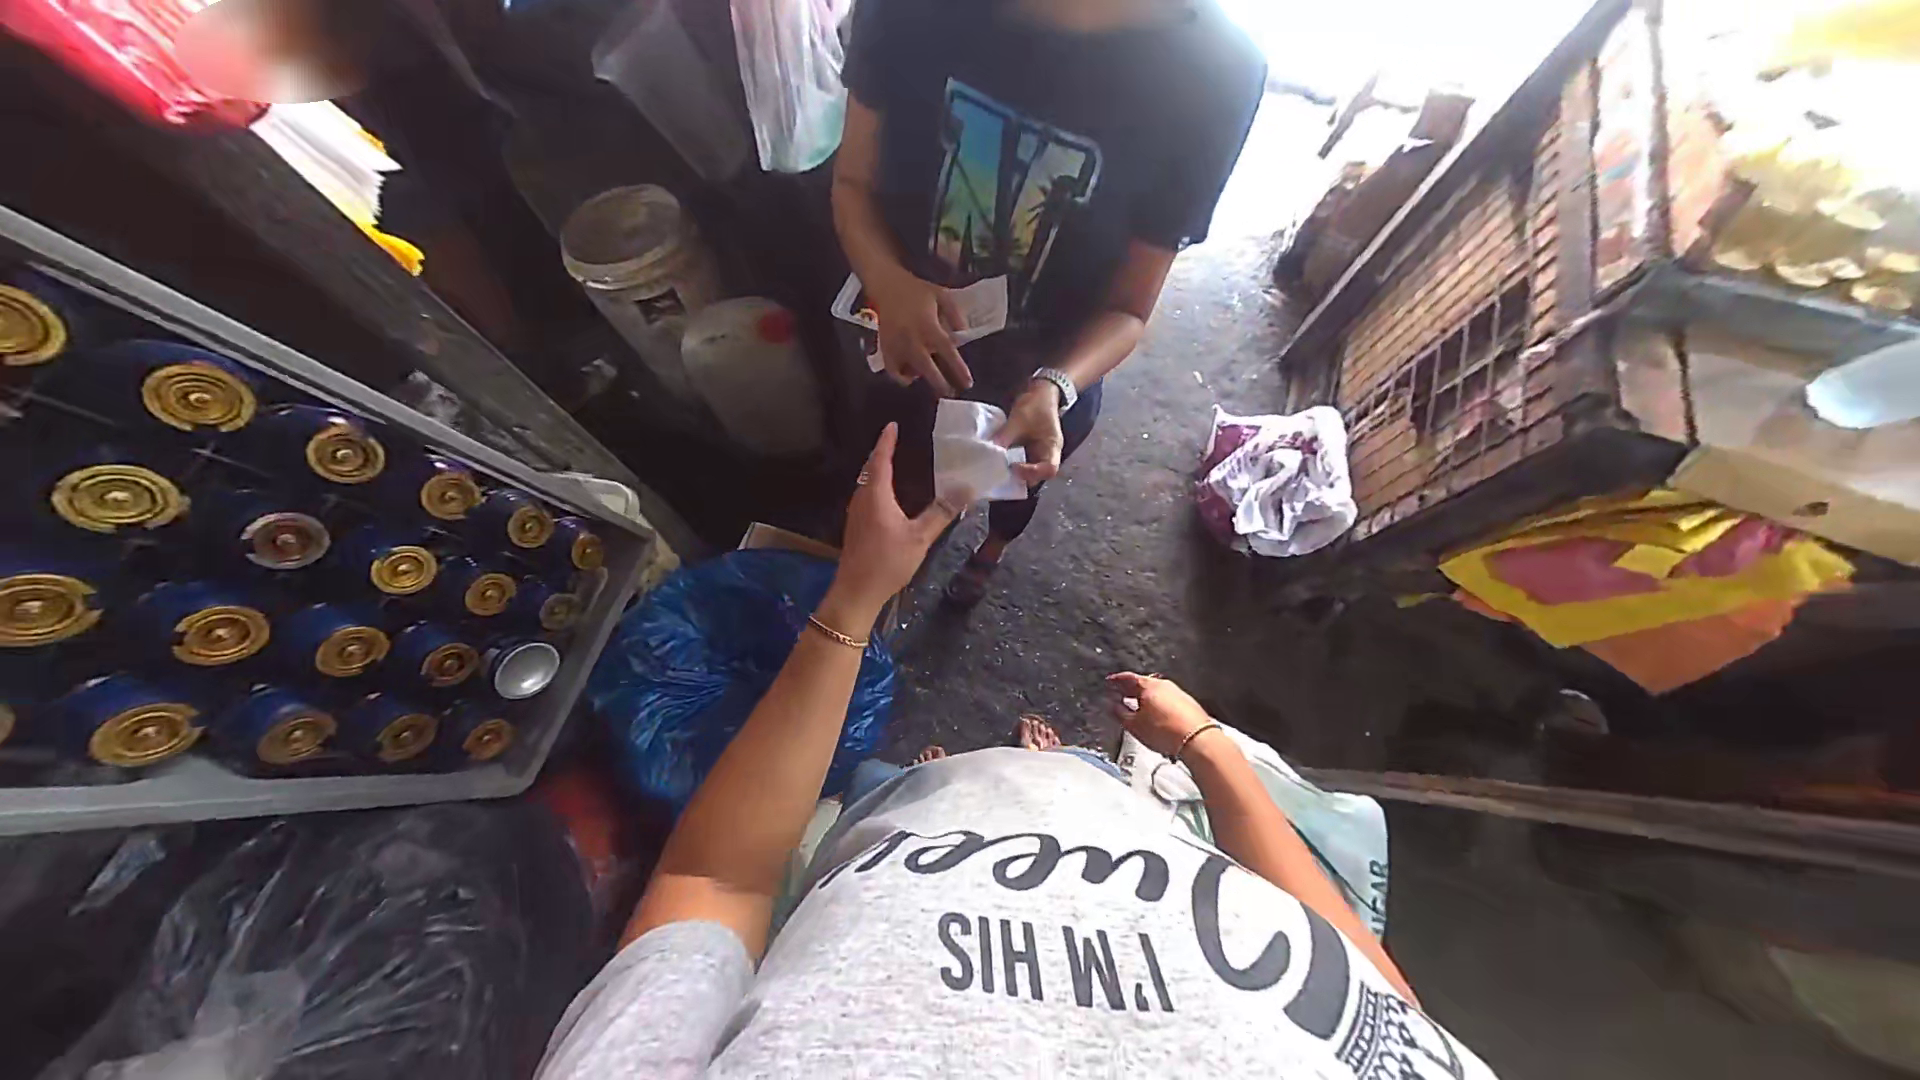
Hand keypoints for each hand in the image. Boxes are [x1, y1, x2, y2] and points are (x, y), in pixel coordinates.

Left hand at [827, 423, 965, 617]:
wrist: (857, 592)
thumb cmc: (887, 562)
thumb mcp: (920, 537)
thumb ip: (942, 511)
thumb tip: (966, 488)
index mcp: (875, 495)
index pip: (880, 459)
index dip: (886, 441)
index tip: (892, 425)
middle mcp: (862, 499)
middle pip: (870, 469)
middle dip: (882, 453)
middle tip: (897, 441)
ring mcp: (856, 514)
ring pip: (866, 483)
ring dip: (878, 470)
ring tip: (895, 463)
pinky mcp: (856, 527)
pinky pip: (866, 496)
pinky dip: (877, 487)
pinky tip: (889, 496)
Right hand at [869, 270, 971, 396]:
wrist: (887, 286)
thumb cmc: (917, 291)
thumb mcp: (942, 296)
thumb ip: (955, 316)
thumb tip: (962, 337)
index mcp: (929, 326)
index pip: (948, 352)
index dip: (959, 369)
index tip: (968, 383)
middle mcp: (912, 339)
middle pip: (929, 369)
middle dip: (941, 384)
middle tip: (951, 393)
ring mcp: (897, 346)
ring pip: (911, 373)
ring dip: (923, 379)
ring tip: (934, 379)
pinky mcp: (885, 348)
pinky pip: (893, 371)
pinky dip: (901, 378)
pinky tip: (910, 377)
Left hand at [992, 380, 1064, 487]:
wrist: (1041, 391)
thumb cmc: (1035, 405)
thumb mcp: (1018, 420)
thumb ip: (1004, 437)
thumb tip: (988, 451)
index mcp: (1052, 447)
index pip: (1049, 470)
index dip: (1032, 472)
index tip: (1014, 466)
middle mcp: (1050, 454)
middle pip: (1040, 476)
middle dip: (1023, 478)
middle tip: (1003, 473)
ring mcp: (1041, 453)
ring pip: (1032, 472)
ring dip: (1018, 474)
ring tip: (1000, 471)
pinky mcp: (1033, 450)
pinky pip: (1025, 463)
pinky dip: (1015, 466)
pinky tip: (1002, 463)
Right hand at [1107, 672, 1217, 759]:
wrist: (1199, 741)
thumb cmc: (1167, 732)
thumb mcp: (1134, 725)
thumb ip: (1120, 713)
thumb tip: (1114, 706)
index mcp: (1148, 685)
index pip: (1127, 678)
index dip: (1116, 681)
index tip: (1110, 682)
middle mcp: (1164, 685)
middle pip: (1142, 684)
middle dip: (1130, 690)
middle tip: (1121, 696)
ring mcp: (1178, 693)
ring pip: (1156, 693)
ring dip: (1145, 699)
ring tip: (1138, 710)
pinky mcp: (1188, 704)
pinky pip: (1168, 701)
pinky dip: (1159, 706)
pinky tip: (1157, 717)